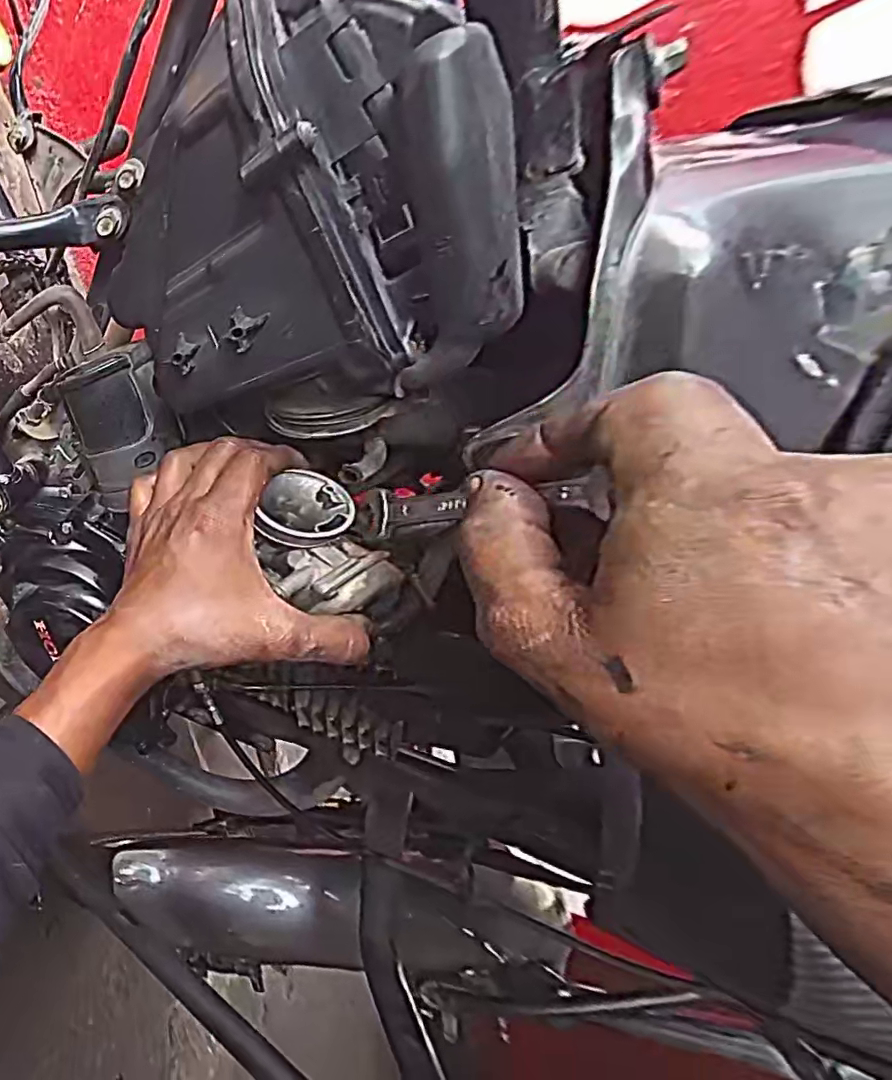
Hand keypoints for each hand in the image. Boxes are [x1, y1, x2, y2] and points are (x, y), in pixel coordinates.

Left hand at [105, 437, 369, 678]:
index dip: (282, 456)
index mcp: (218, 519)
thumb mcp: (273, 635)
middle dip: (253, 449)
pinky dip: (163, 476)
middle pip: (218, 451)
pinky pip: (145, 485)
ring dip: (207, 452)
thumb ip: (326, 637)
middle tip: (273, 465)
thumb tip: (358, 638)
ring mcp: (158, 517)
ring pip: (179, 460)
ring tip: (227, 460)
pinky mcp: (140, 531)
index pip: (253, 460)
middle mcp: (183, 509)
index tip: (298, 468)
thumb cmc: (184, 629)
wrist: (136, 641)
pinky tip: (173, 485)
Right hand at [458, 372, 891, 994]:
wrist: (884, 798)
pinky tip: (747, 616)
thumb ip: (495, 549)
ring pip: (747, 492)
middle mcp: (824, 487)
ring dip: (696, 532)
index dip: (566, 431)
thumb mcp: (546, 638)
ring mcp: (889, 512)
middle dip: (627, 502)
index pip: (636, 403)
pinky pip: (811, 519)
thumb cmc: (729, 730)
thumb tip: (493, 501)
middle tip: (594, 565)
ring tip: (679, 608)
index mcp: (713, 498)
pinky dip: (761, 552)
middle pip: (685, 456)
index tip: (534, 468)